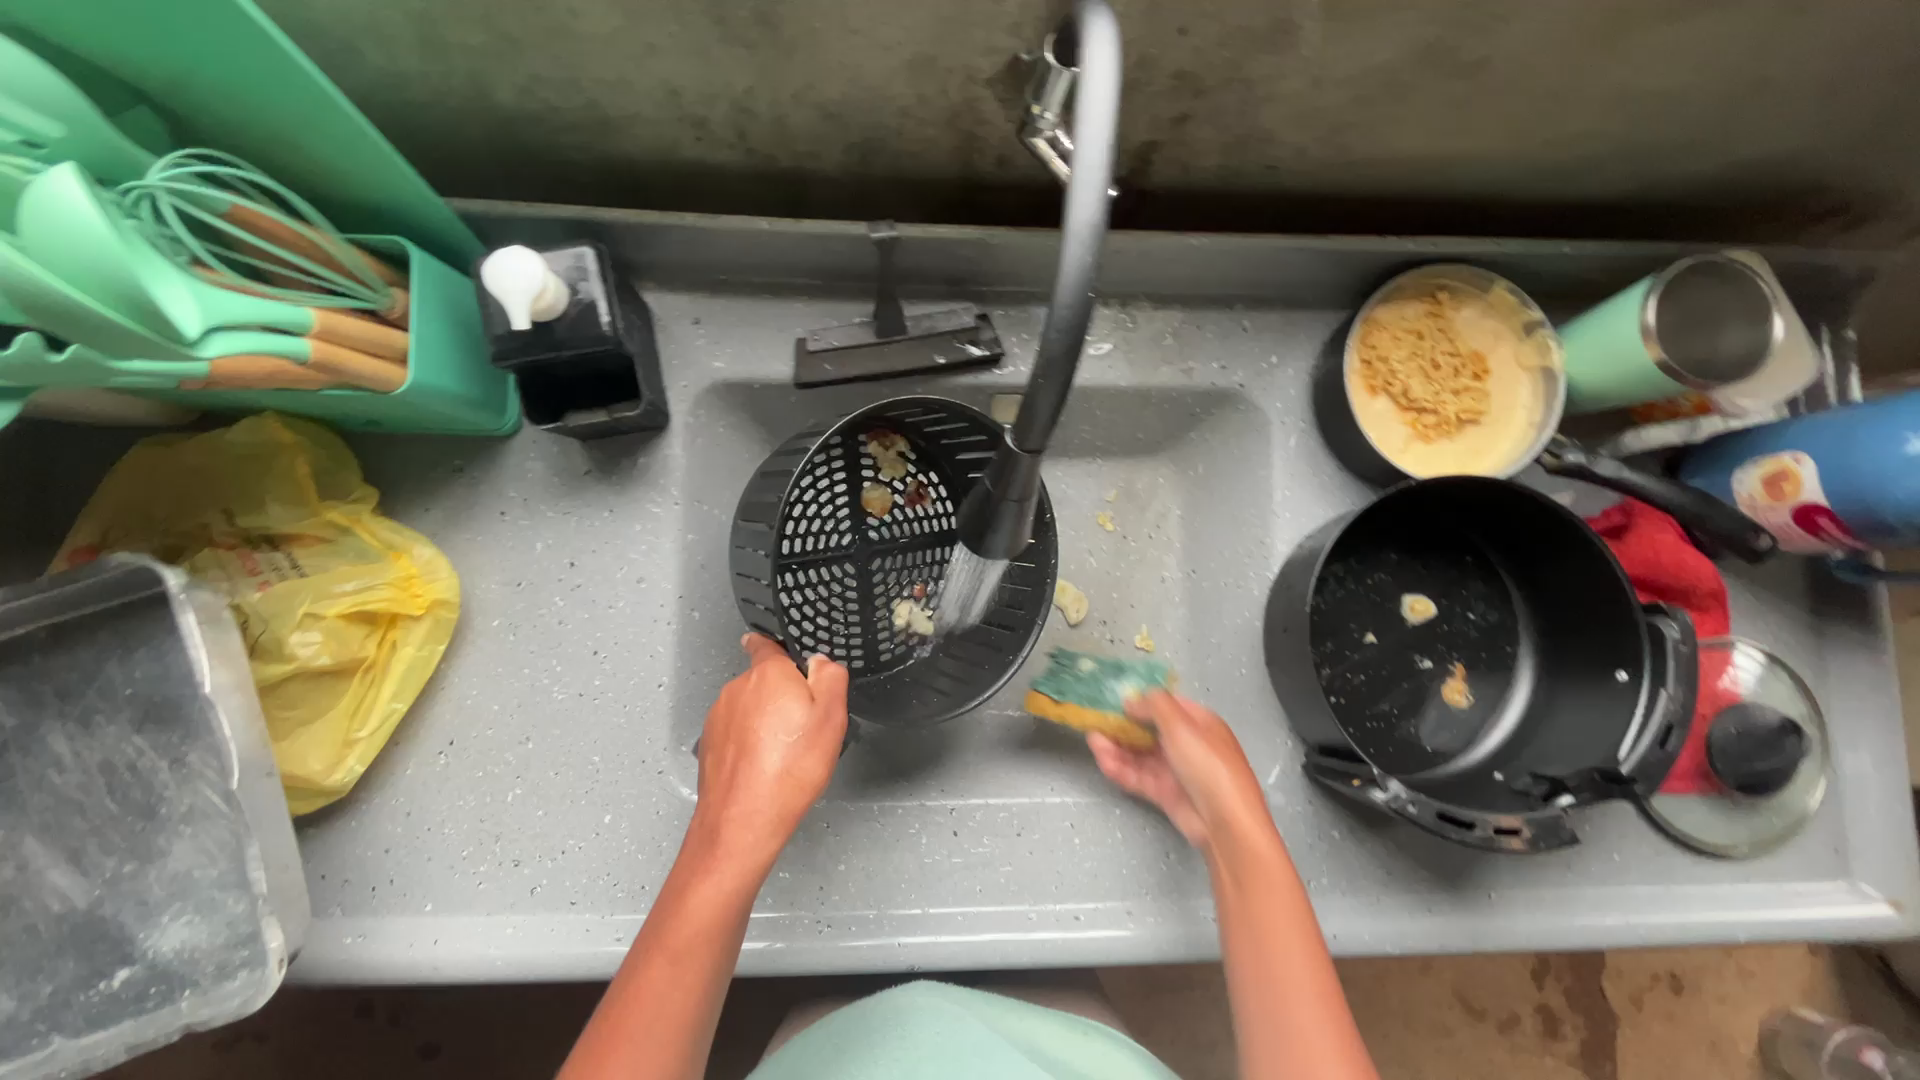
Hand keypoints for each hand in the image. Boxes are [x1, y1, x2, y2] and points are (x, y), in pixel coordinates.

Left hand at [693, 634, 848, 863]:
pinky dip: (751, 742)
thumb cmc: (789, 771)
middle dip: (783, 695)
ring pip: (750, 706)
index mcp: (768, 673)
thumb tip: (821, 662)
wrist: (742, 820)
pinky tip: (767, 766)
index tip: (792, 662)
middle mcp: (738, 688)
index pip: (767, 643)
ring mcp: (719, 715)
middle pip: (765, 680)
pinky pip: (737, 731)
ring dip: (767, 720)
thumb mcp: (831, 718)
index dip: (783, 651)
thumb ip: (831, 677)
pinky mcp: (711, 742)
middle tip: (805, 725)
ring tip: (787, 752)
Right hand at [1087, 691, 1271, 853]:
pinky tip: (1103, 761)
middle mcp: (1185, 743)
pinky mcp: (1163, 793)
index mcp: (1197, 722)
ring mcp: (1174, 769)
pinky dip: (1120, 769)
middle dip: (1122, 725)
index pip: (1165, 705)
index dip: (1141, 701)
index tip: (1115, 699)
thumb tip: (1132, 701)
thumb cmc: (1207, 764)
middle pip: (1148, 730)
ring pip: (1139, 754)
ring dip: (1115, 747)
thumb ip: (1154, 705)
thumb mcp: (1182, 725)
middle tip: (1096, 721)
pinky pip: (1137, 776)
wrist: (1225, 821)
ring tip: (1093, 741)